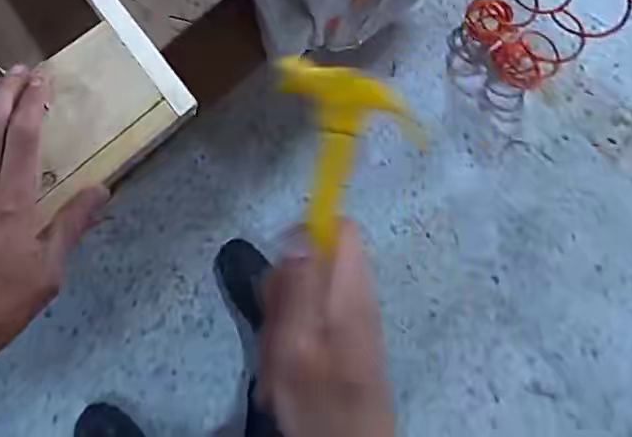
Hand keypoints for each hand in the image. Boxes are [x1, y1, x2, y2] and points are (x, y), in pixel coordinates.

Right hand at [258, 220, 394, 436]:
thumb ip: (300, 284)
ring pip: (307, 291)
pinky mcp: (345, 344)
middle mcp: (356, 298)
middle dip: (285, 285)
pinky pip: (310, 320)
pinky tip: (285, 370)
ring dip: (282, 317)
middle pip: (316, 259)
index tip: (281, 263)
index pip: (341, 228)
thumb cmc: (321, 403)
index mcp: (350, 290)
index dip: (307, 230)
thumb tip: (300, 230)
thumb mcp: (298, 342)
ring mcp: (352, 321)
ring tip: (278, 355)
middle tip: (275, 322)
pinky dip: (291, 339)